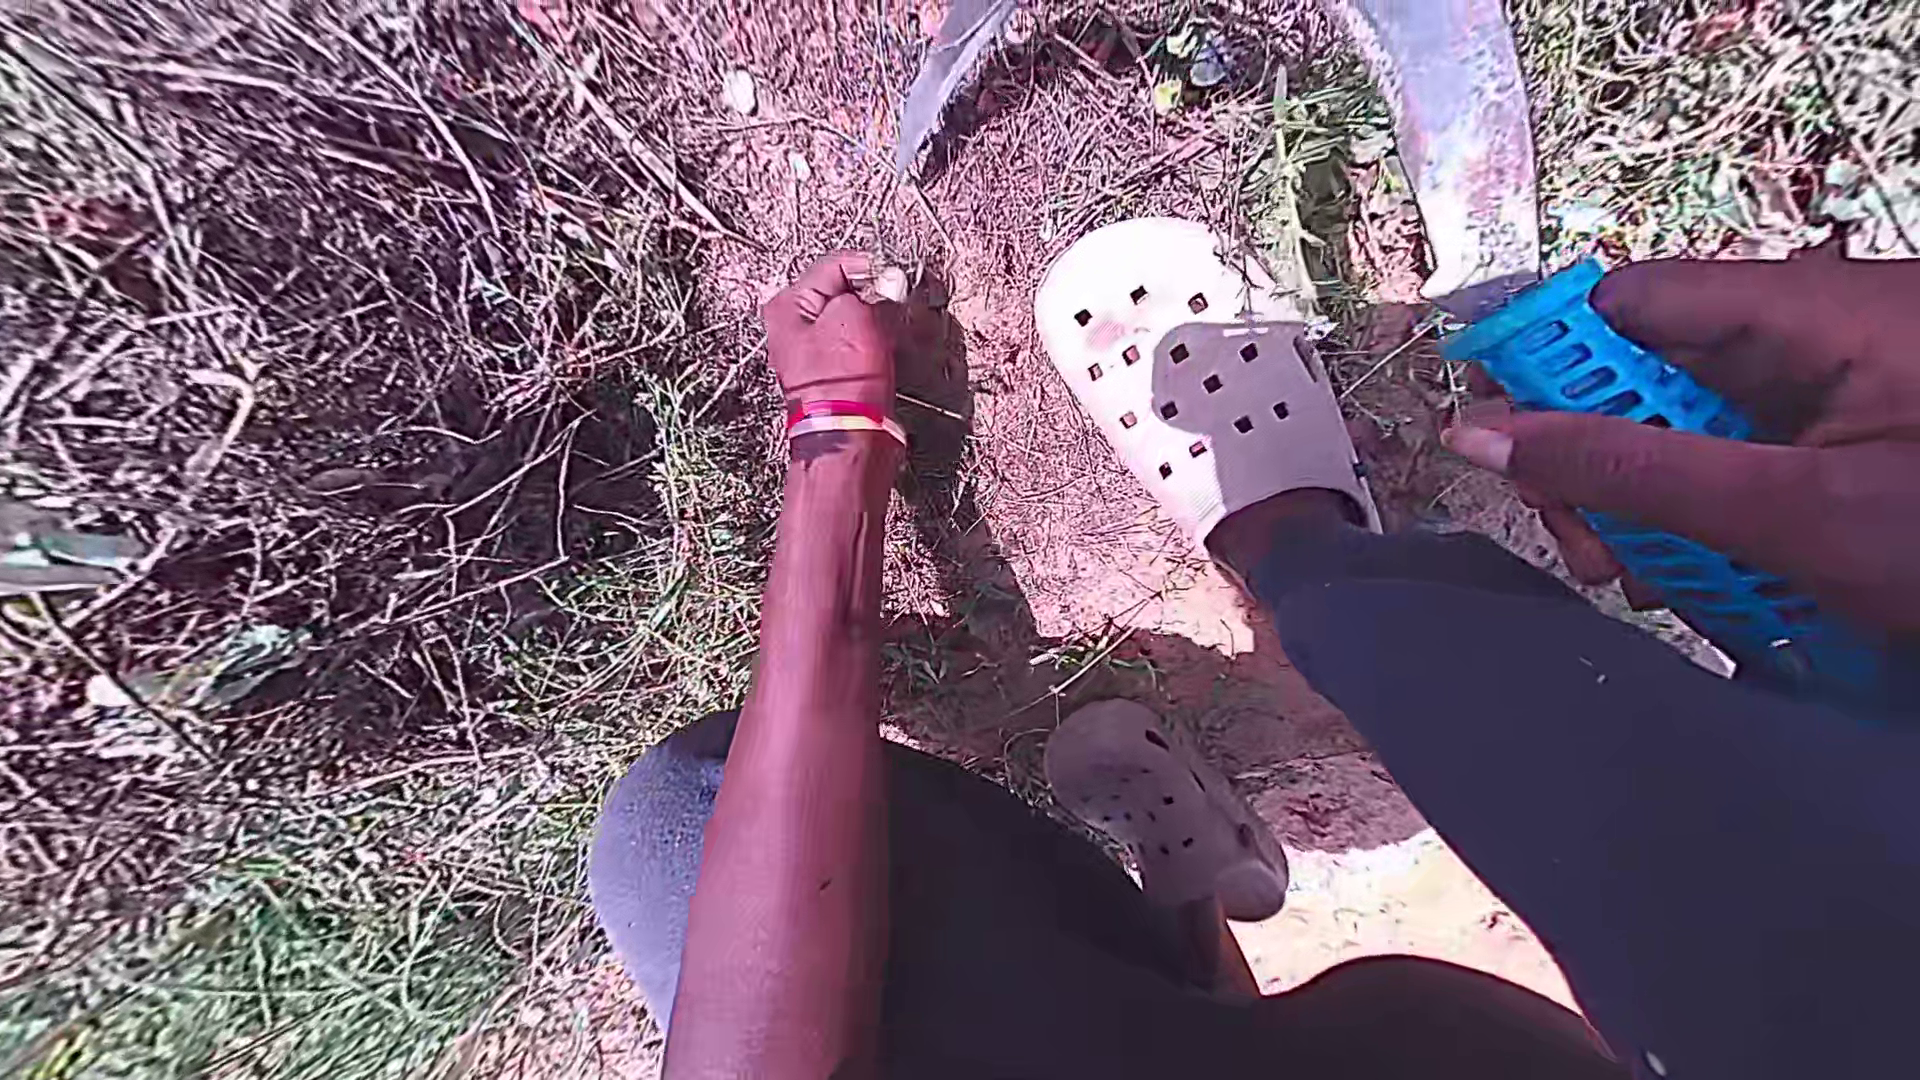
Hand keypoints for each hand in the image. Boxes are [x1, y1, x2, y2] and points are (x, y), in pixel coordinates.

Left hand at [763, 252, 897, 410]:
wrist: (849, 435)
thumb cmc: (842, 383)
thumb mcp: (853, 316)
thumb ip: (865, 292)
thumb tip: (881, 288)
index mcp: (788, 306)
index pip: (834, 265)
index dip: (870, 268)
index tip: (894, 277)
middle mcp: (794, 330)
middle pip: (843, 296)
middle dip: (873, 300)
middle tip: (894, 307)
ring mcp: (814, 356)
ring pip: (854, 324)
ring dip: (877, 327)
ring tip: (890, 338)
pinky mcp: (835, 377)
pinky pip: (860, 351)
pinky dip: (876, 349)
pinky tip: (884, 358)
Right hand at [1443, 255, 1919, 633]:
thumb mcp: (1789, 513)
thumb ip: (1614, 467)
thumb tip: (1469, 434)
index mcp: (1831, 315)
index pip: (1627, 299)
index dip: (1545, 354)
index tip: (1497, 432)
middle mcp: (1812, 340)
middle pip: (1625, 374)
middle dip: (1578, 458)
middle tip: (1578, 535)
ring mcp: (1815, 395)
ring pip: (1650, 426)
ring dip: (1616, 499)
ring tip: (1632, 567)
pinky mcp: (1817, 440)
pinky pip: (1697, 458)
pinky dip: (1665, 511)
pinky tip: (1678, 560)